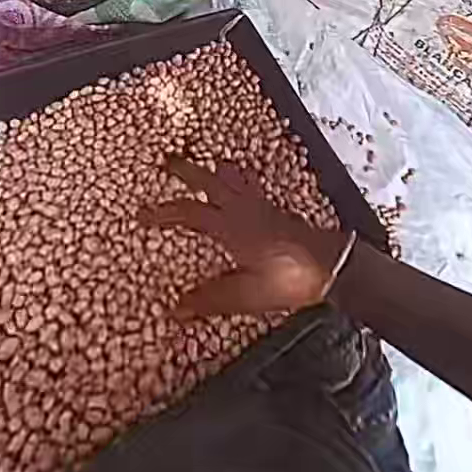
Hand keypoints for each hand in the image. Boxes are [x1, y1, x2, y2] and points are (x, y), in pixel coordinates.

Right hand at [138, 159, 346, 317]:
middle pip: (209, 181)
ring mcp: (259, 204)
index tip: (143, 214)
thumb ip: (211, 299)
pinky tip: (237, 180)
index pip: (190, 212)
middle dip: (186, 171)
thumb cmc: (288, 278)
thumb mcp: (247, 295)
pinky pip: (247, 183)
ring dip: (211, 169)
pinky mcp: (272, 208)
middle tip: (167, 162)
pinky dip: (235, 176)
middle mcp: (243, 208)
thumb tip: (175, 308)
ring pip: (229, 177)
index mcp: (231, 226)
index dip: (165, 212)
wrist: (328, 264)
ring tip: (201, 164)